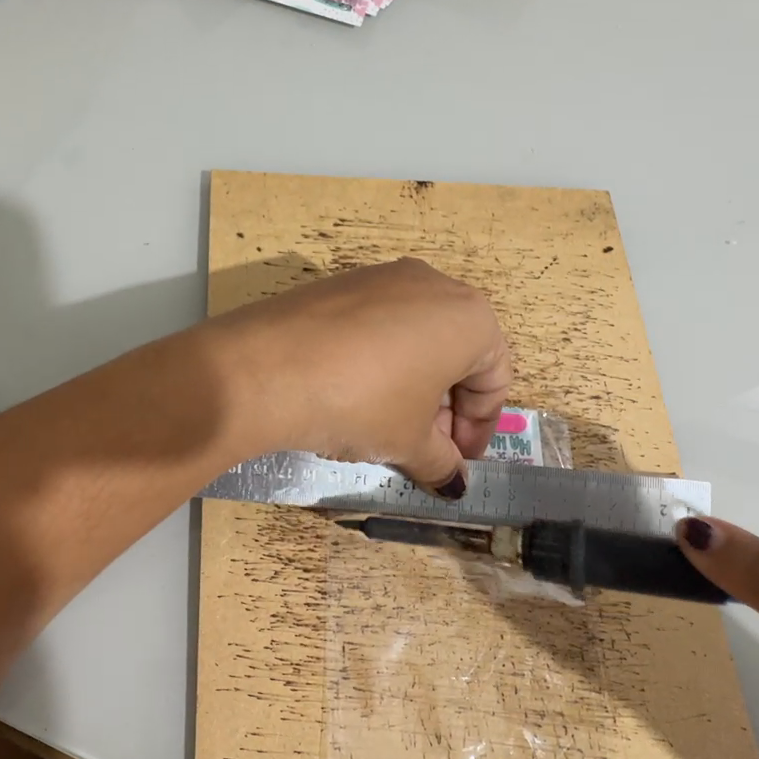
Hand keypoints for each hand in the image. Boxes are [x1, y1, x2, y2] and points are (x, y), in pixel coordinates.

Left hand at [206, 258, 509, 492]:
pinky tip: (351, 393)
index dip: (479, 429)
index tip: (458, 462)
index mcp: (469, 316)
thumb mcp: (408, 441)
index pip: (494, 379)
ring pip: (414, 337)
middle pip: (455, 353)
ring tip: (386, 426)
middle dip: (445, 407)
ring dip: (412, 384)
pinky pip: (376, 325)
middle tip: (425, 449)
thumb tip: (453, 481)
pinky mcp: (338, 282)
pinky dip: (378, 360)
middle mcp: (432, 283)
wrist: (264, 368)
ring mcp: (381, 277)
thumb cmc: (360, 402)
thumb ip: (441, 462)